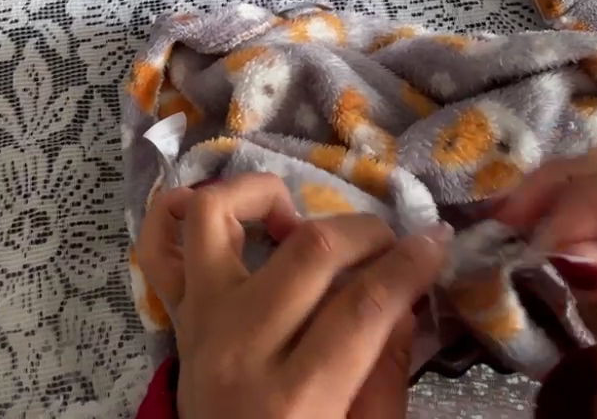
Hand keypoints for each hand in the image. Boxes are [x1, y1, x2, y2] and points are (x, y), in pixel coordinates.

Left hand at [135, 173, 451, 418]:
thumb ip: (385, 369)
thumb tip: (402, 293)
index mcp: (294, 399)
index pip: (362, 307)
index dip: (408, 265)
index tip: (436, 239)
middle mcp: (238, 347)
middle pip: (308, 251)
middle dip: (362, 231)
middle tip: (387, 241)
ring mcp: (199, 321)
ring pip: (216, 215)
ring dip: (265, 197)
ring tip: (298, 223)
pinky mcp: (176, 312)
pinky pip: (160, 239)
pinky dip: (187, 206)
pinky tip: (235, 217)